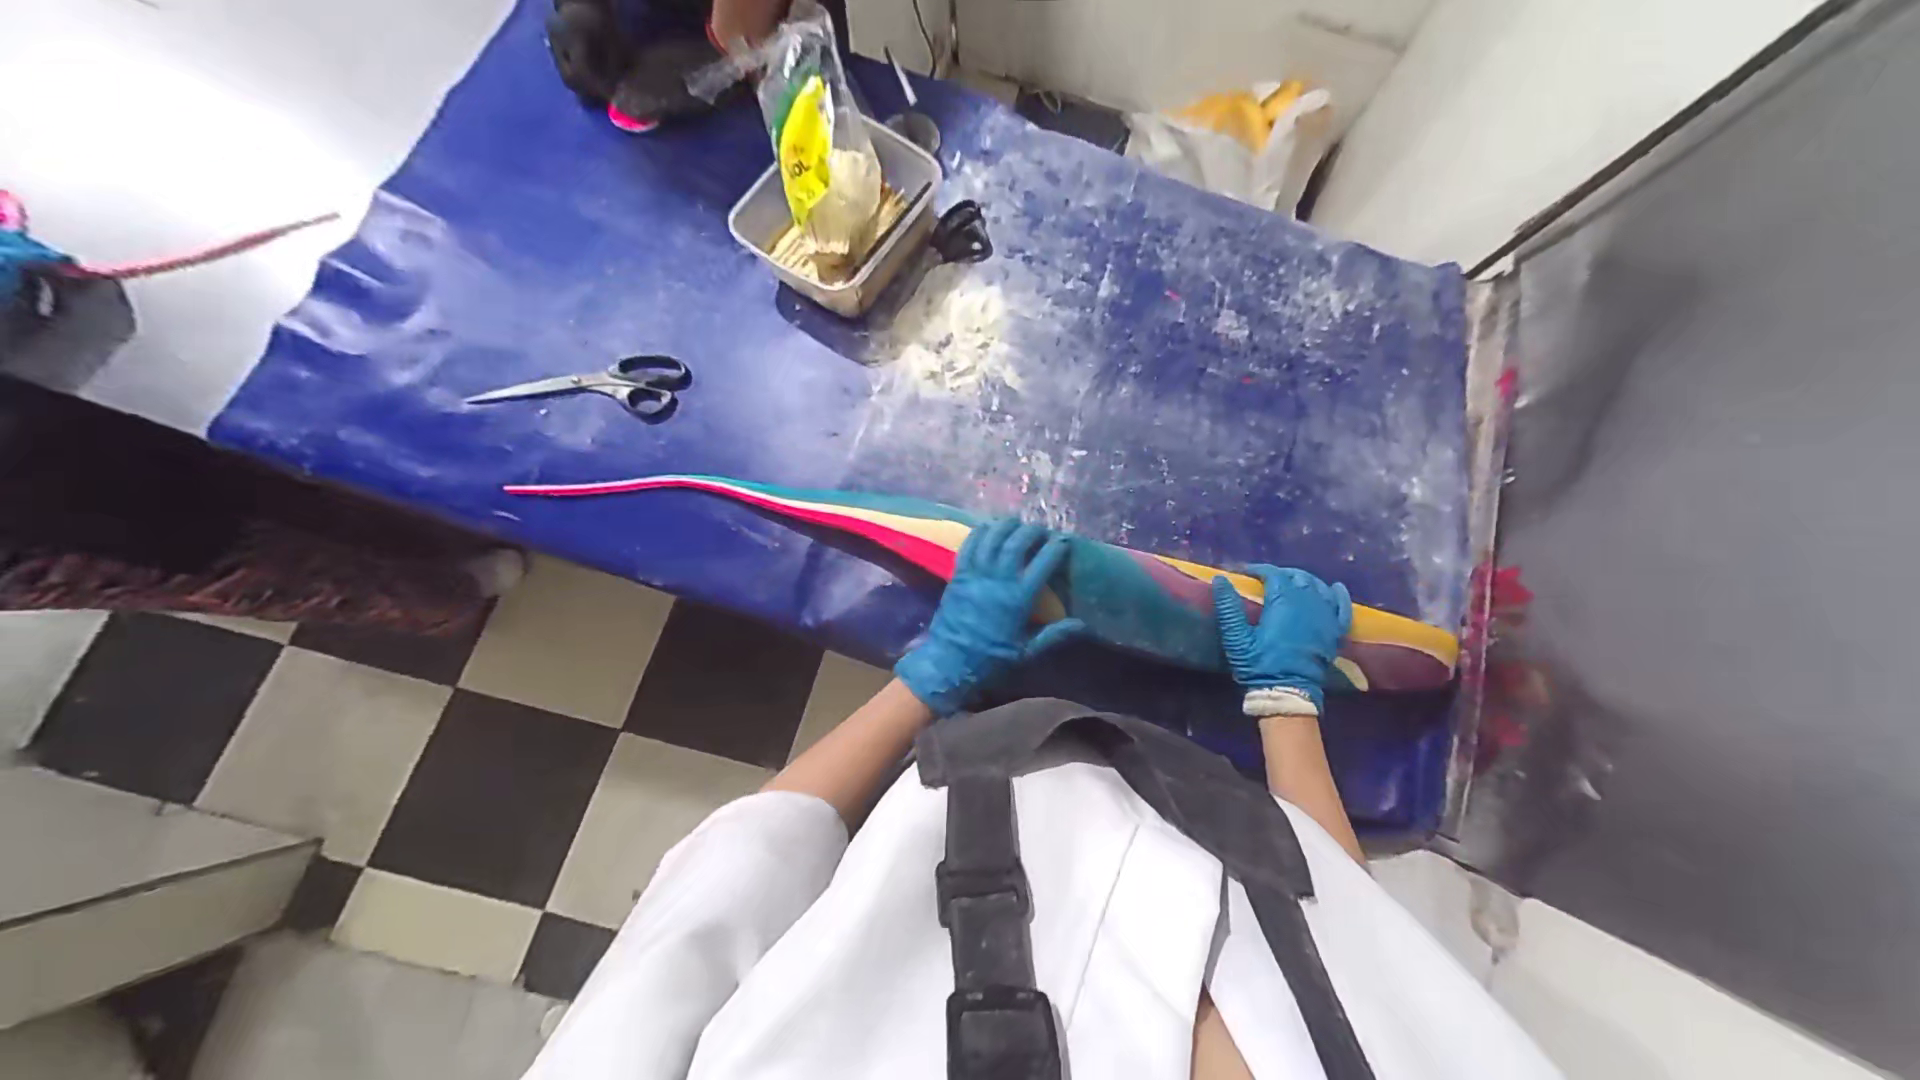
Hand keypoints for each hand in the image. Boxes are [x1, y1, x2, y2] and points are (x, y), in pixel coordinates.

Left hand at [895, 519, 1085, 715]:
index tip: (1064, 540)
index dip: (1056, 547)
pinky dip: (980, 531)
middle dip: (1032, 531)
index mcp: (1019, 598)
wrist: (949, 662)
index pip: (1043, 562)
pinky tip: (988, 526)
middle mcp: (998, 580)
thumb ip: (1054, 634)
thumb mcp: (1027, 651)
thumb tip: (1082, 624)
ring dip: (1006, 526)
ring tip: (1017, 523)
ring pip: (992, 538)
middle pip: (1017, 542)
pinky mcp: (958, 574)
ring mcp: (976, 574)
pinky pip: (970, 544)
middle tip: (1040, 530)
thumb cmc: (991, 659)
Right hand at [1211, 565, 1351, 715]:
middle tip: (1264, 579)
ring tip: (1290, 583)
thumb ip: (1228, 606)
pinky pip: (1343, 606)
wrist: (1288, 692)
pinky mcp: (1336, 631)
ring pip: (1319, 587)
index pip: (1273, 574)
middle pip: (1298, 577)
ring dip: (1304, 580)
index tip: (1244, 572)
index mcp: (1284, 602)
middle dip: (1280, 573)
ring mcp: (1326, 617)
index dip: (1258, 569)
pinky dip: (1338, 594)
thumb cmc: (1259, 664)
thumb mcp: (1236, 637)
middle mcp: (1309, 603)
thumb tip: (1220, 578)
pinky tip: (1334, 587)